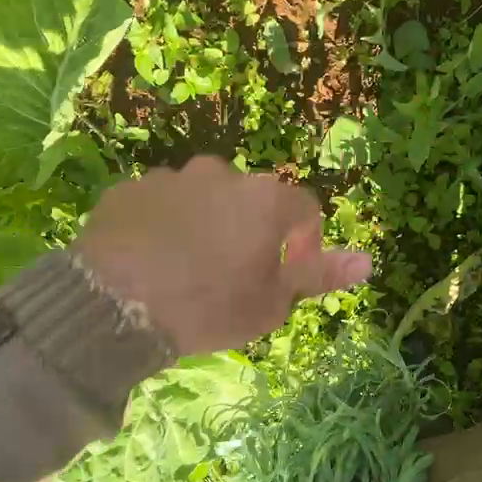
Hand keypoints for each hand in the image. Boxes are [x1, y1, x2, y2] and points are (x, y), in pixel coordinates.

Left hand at [73, 157, 371, 354]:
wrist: (113, 307)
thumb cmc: (209, 307)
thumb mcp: (272, 302)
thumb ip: (318, 275)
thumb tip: (367, 261)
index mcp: (265, 199)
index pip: (304, 209)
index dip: (304, 244)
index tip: (287, 276)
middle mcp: (221, 174)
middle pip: (251, 201)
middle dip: (252, 232)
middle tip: (236, 276)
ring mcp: (170, 177)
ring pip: (203, 200)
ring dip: (208, 226)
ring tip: (188, 271)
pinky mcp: (128, 189)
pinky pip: (161, 206)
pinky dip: (165, 227)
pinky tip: (153, 263)